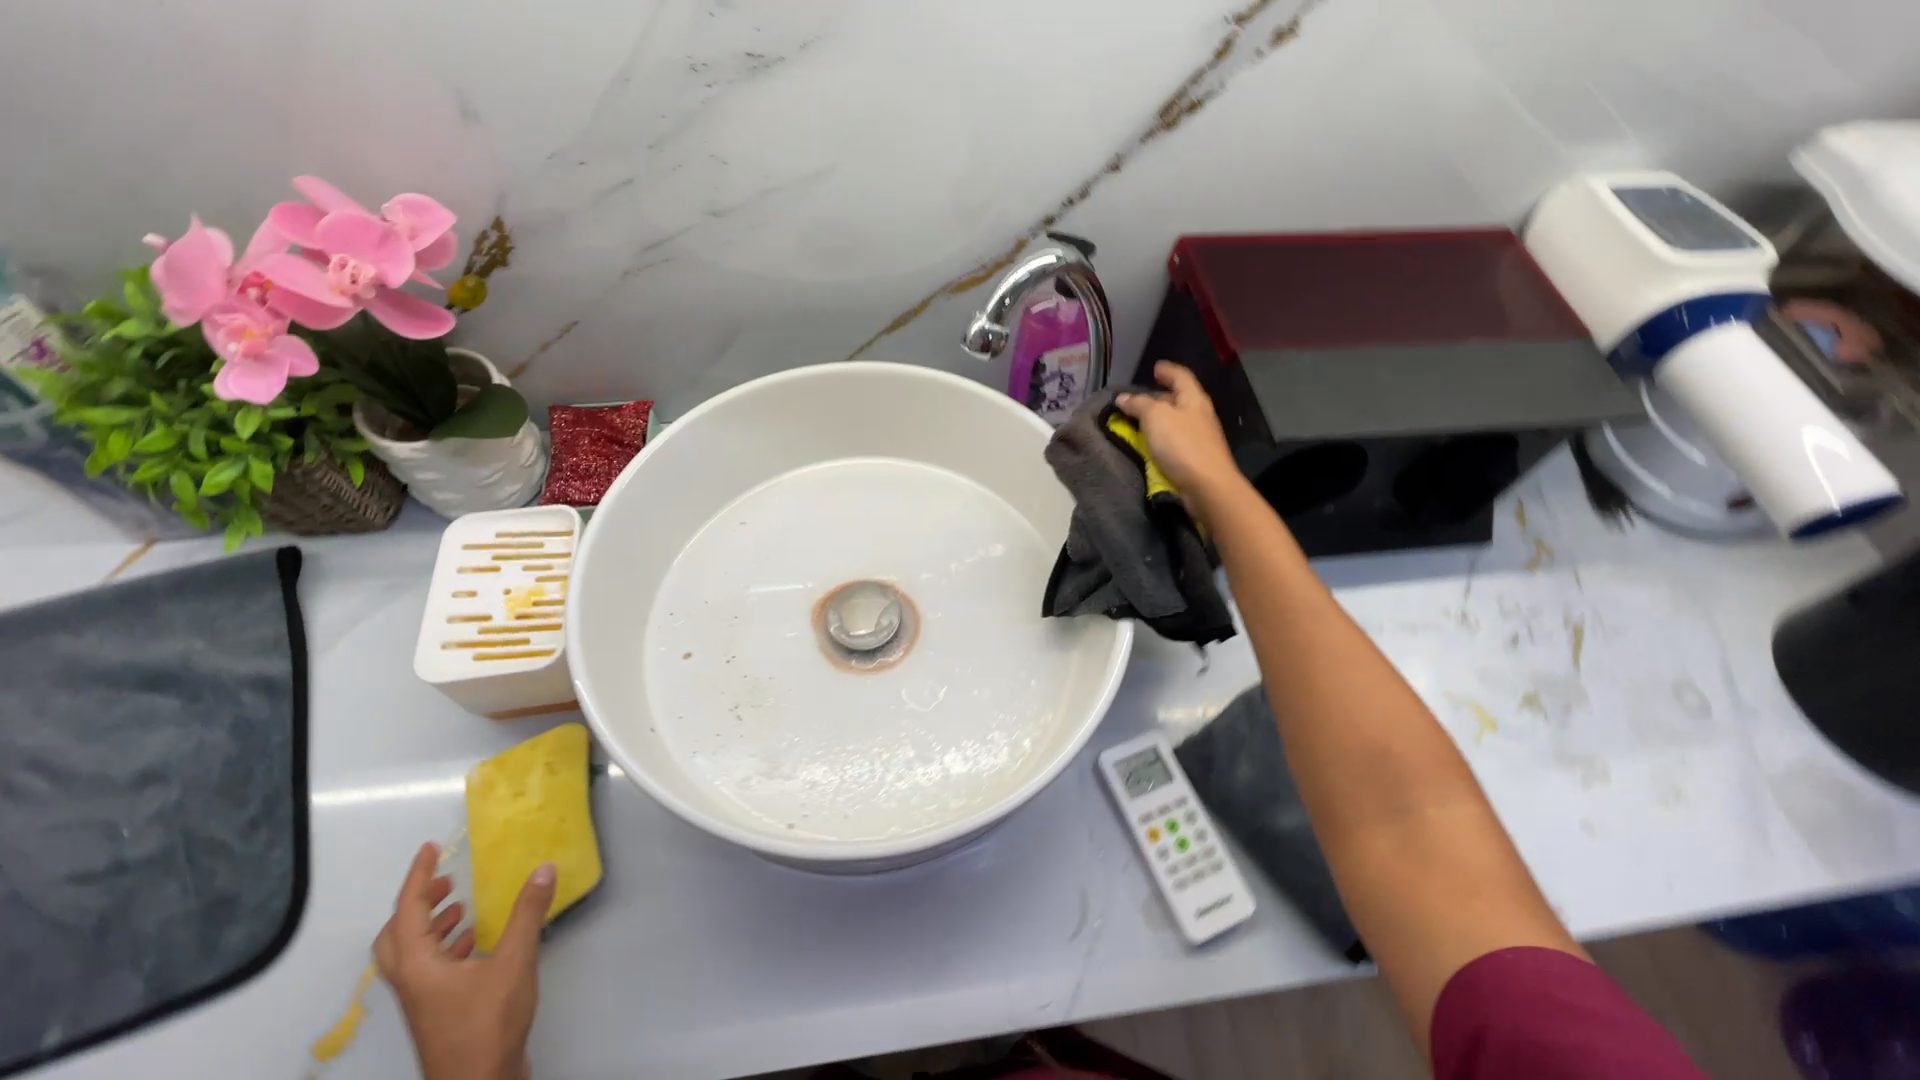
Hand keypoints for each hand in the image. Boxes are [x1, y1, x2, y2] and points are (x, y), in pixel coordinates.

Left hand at [375, 842, 556, 1079]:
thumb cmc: (487, 1023)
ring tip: (461, 907)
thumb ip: (528, 914)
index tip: (429, 849)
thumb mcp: (514, 963)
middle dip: (418, 903)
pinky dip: (446, 947)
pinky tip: (475, 944)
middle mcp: (410, 980)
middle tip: (446, 883)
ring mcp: (421, 1000)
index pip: (408, 909)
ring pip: (412, 954)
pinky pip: (430, 969)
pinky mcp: (437, 1012)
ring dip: (431, 926)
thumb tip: (543, 869)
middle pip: (397, 934)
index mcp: (416, 965)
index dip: (418, 876)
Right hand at [1115, 362, 1244, 516]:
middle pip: (1178, 399)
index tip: (1155, 367)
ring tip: (1138, 422)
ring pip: (1176, 421)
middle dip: (1159, 396)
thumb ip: (1138, 405)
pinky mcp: (1195, 458)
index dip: (1168, 370)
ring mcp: (1199, 437)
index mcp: (1194, 399)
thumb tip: (1123, 398)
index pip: (1181, 376)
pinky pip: (1174, 441)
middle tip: (1137, 399)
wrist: (1207, 486)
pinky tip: (1149, 443)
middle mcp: (1199, 415)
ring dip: (1158, 419)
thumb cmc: (1182, 445)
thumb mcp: (1155, 417)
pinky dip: (1161, 438)